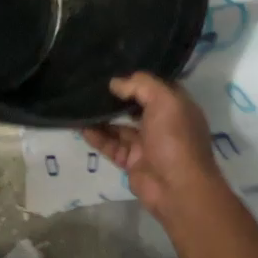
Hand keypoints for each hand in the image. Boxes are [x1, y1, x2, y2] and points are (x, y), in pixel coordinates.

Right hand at [83, 73, 224, 223]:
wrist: (178, 188)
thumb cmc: (175, 138)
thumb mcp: (164, 100)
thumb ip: (139, 85)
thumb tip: (115, 83)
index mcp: (176, 108)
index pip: (155, 87)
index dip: (137, 78)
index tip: (114, 68)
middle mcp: (162, 124)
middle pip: (135, 106)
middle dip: (115, 97)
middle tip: (91, 84)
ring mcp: (146, 144)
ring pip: (119, 126)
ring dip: (101, 117)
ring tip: (79, 104)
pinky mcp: (131, 161)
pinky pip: (110, 145)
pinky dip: (96, 137)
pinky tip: (80, 127)